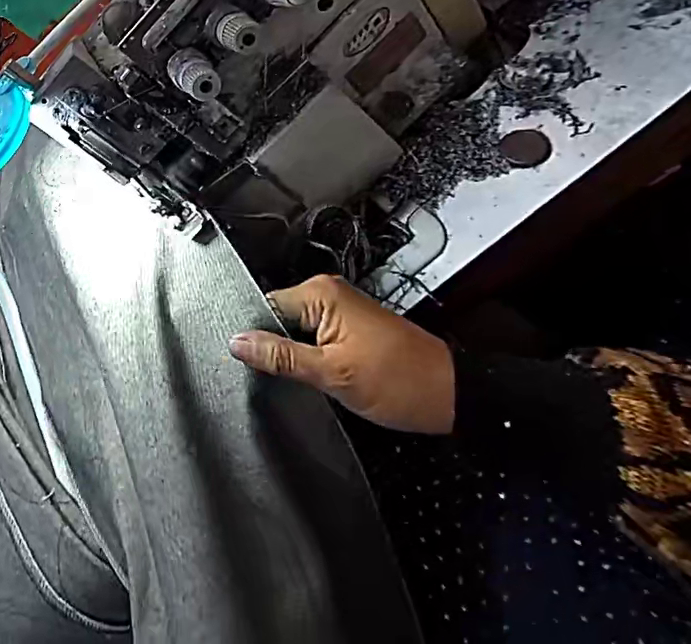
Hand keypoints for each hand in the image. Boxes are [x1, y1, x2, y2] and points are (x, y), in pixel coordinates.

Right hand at [229, 274, 455, 433]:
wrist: (453, 397)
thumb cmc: (399, 382)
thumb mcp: (331, 374)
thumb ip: (280, 357)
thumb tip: (237, 342)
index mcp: (320, 293)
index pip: (264, 306)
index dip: (255, 336)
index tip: (250, 362)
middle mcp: (328, 292)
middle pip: (277, 317)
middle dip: (273, 346)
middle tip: (273, 375)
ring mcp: (339, 308)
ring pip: (294, 329)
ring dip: (292, 353)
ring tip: (295, 376)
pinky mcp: (348, 326)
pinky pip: (312, 335)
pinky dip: (308, 355)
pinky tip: (313, 375)